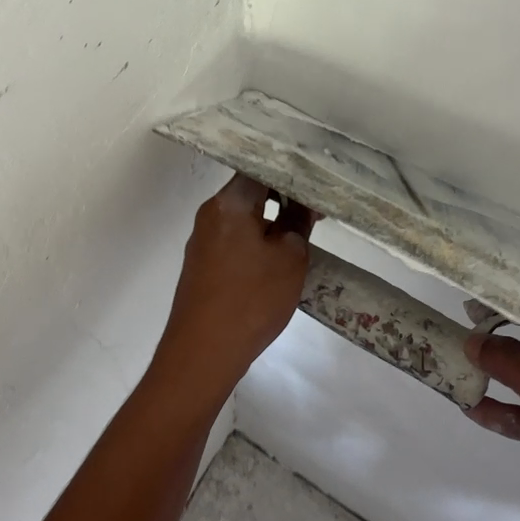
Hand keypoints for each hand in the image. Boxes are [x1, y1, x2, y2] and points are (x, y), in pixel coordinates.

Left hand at [152, 173, 313, 392]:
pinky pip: (234, 239)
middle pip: (250, 190)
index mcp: (229, 202)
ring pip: (243, 217)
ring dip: (271, 221)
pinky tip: (277, 259)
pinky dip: (257, 241)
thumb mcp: (289, 259)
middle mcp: (211, 213)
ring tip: (303, 236)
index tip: (317, 185)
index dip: (292, 172)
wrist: (202, 352)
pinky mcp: (202, 264)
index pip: (262, 168)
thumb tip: (300, 207)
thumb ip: (298, 224)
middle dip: (284, 197)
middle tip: (316, 212)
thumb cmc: (250, 299)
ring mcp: (203, 239)